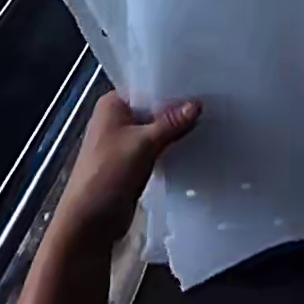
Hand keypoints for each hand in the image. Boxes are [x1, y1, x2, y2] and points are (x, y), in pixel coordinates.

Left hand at [49, 93, 199, 247]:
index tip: (201, 84)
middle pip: (152, 108)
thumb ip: (170, 124)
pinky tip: (194, 147)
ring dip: (176, 130)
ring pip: (156, 130)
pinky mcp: (132, 162)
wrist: (91, 219)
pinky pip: (156, 148)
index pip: (145, 87)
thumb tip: (196, 104)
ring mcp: (124, 141)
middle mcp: (117, 118)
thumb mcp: (142, 144)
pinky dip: (171, 147)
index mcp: (112, 104)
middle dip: (177, 110)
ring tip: (210, 123)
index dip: (171, 87)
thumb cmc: (109, 172)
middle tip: (212, 104)